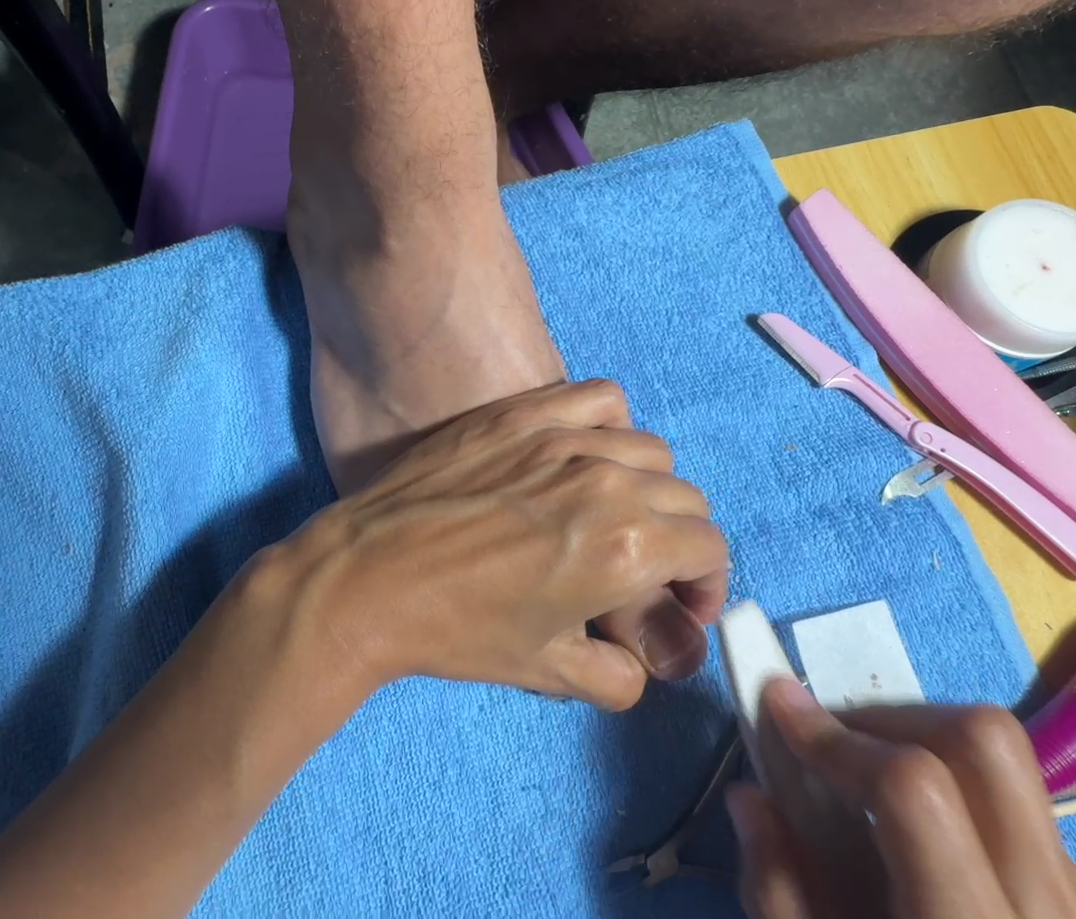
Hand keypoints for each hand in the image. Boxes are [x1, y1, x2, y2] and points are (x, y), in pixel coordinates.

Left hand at [257, 378, 729, 709]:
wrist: (367, 577)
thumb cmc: (454, 628)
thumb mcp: (545, 669)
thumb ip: (616, 676)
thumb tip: (645, 670)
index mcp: (626, 549)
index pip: (708, 547)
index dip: (704, 582)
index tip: (681, 602)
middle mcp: (608, 482)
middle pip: (684, 497)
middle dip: (678, 538)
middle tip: (643, 566)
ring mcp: (563, 438)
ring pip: (646, 447)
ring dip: (645, 483)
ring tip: (608, 510)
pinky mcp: (522, 412)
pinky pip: (596, 398)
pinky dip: (606, 423)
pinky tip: (579, 452)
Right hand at [728, 678, 1075, 918]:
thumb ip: (778, 894)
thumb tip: (749, 797)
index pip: (915, 786)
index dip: (835, 734)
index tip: (778, 705)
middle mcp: (1052, 911)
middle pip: (987, 742)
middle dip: (894, 716)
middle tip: (837, 739)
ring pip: (1012, 777)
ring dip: (927, 756)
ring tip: (875, 801)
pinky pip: (1029, 824)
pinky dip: (964, 809)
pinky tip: (933, 862)